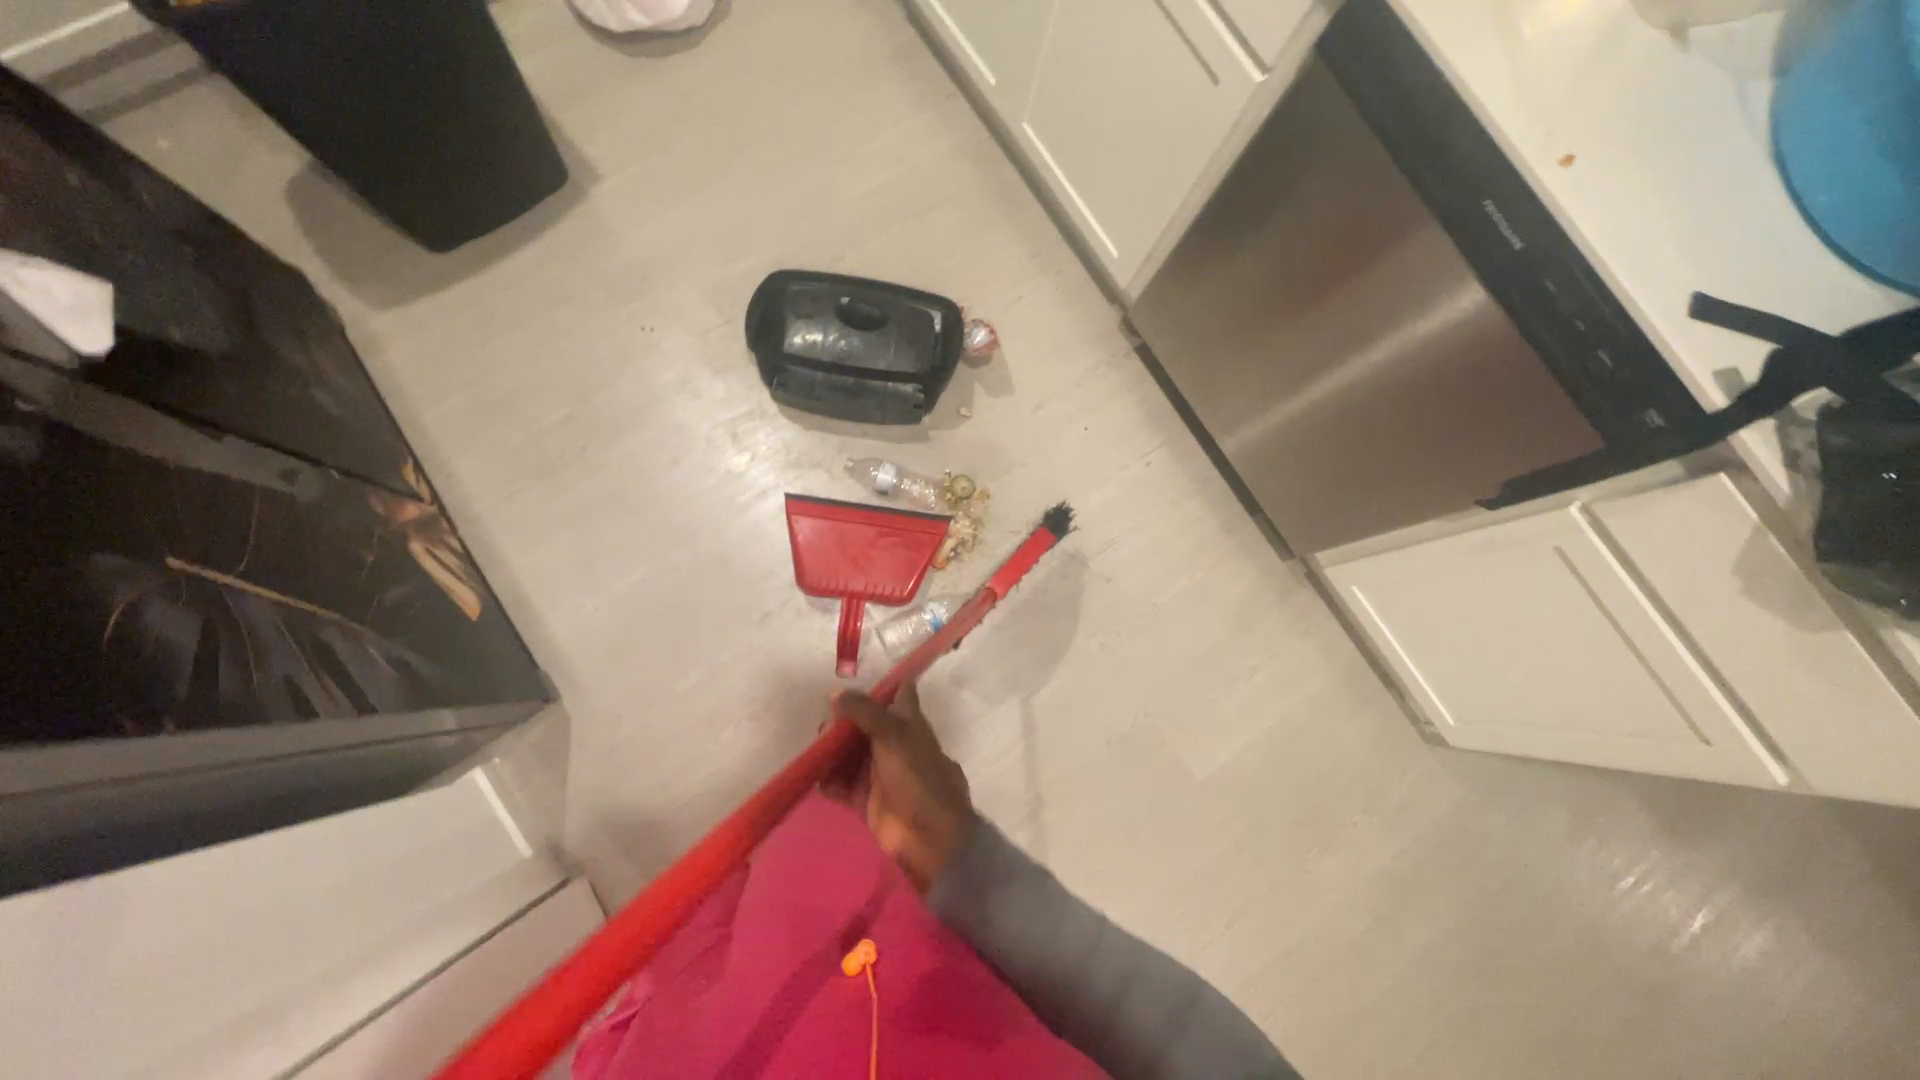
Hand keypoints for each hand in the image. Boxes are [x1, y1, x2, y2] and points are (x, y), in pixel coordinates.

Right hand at [828, 683, 976, 891]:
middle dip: (840, 725)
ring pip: (849, 755)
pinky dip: (831, 782)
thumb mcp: (893, 735)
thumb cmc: (917, 777)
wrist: (930, 835)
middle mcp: (893, 743)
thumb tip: (834, 693)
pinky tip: (821, 783)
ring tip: (818, 759)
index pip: (897, 694)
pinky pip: (842, 785)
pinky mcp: (867, 799)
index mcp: (908, 723)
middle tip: (824, 731)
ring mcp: (880, 772)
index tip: (852, 682)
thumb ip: (864, 712)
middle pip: (862, 725)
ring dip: (831, 754)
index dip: (880, 686)